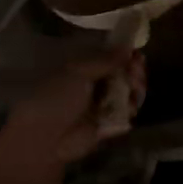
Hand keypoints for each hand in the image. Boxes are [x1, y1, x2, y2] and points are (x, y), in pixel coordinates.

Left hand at [0, 49, 144, 176]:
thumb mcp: (79, 71)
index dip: (124, 55)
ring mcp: (101, 105)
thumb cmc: (56, 96)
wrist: (46, 136)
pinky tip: (132, 105)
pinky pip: (126, 113)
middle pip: (122, 75)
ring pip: (127, 93)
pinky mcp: (108, 125)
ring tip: (135, 87)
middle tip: (137, 72)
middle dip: (133, 71)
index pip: (109, 58)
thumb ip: (105, 60)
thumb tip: (126, 46)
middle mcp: (93, 85)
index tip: (136, 54)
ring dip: (135, 88)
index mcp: (82, 68)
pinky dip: (132, 108)